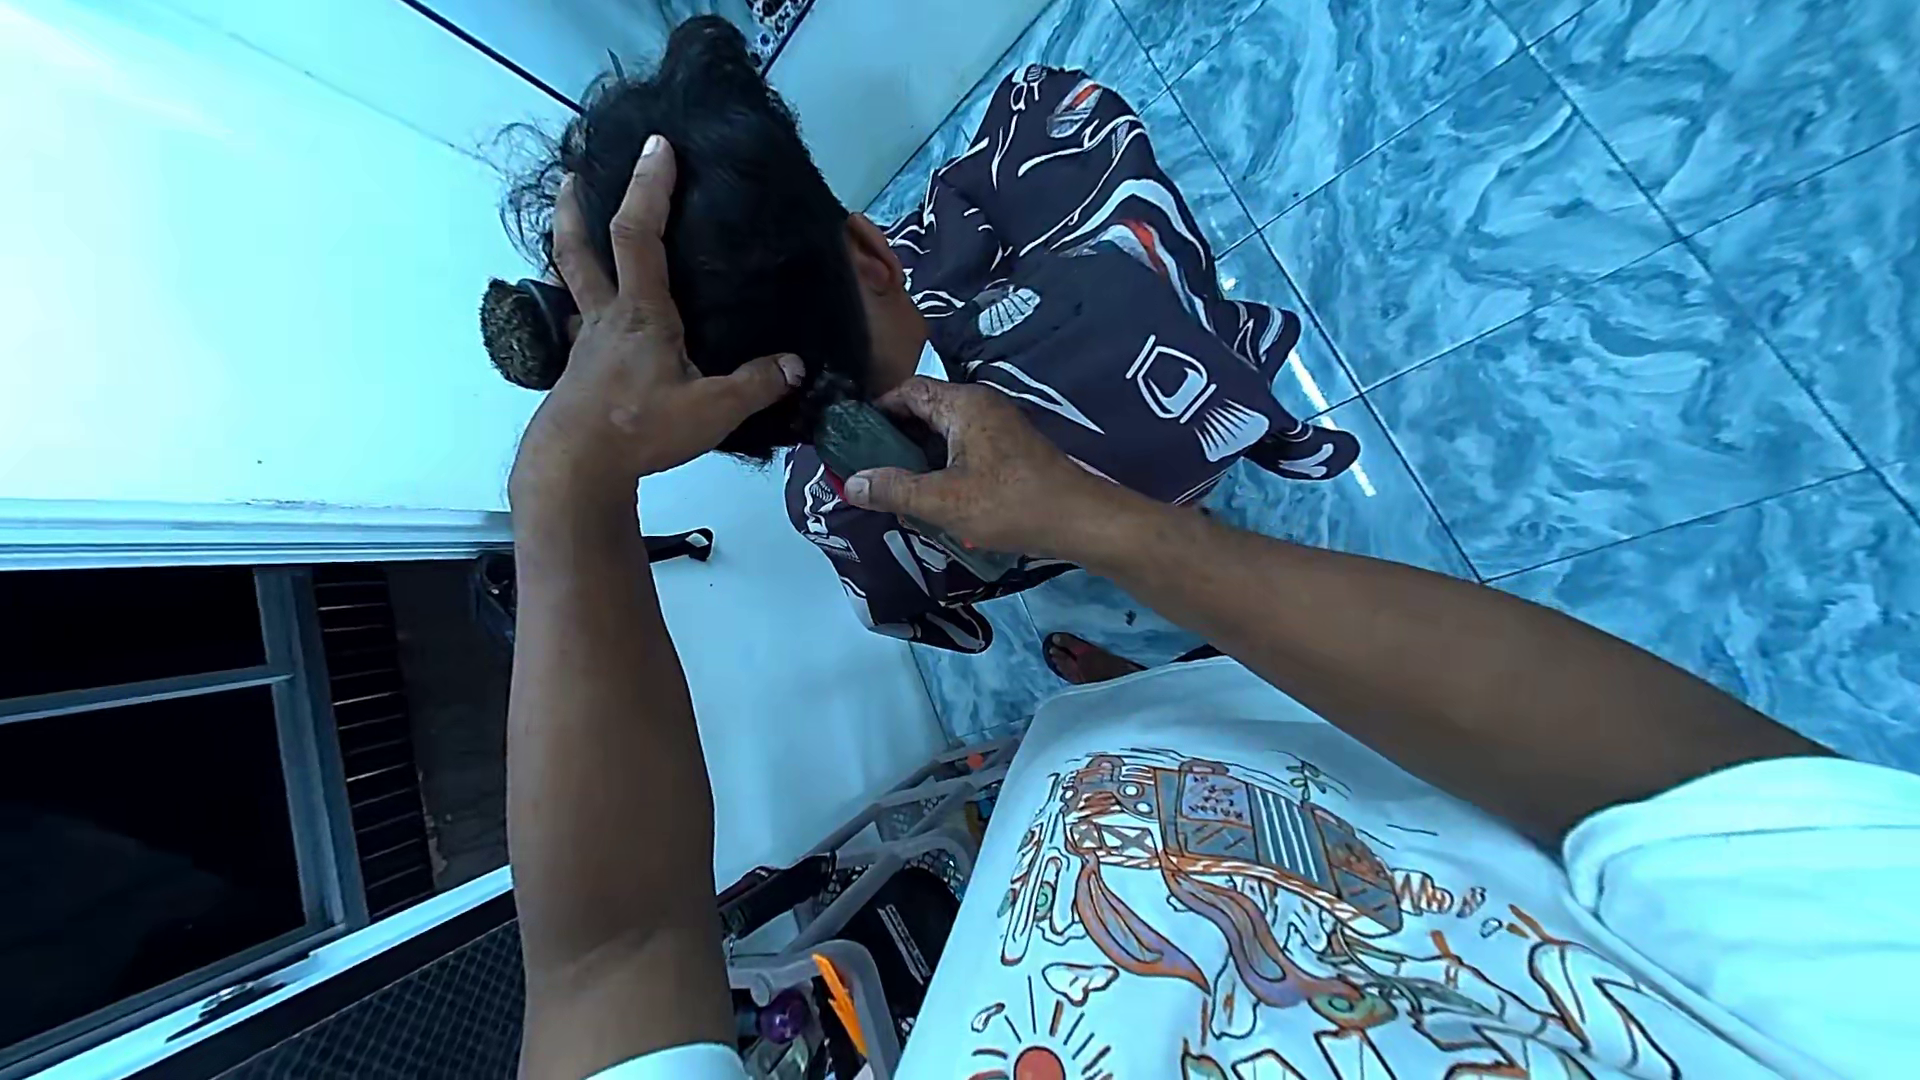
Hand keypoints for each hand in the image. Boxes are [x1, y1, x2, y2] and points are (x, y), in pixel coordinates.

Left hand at [509, 136, 802, 504]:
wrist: (577, 466)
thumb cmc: (642, 428)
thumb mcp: (714, 409)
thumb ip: (757, 385)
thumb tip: (796, 366)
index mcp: (642, 316)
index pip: (641, 237)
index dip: (649, 189)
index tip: (658, 147)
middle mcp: (607, 320)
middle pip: (582, 251)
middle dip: (579, 207)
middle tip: (574, 174)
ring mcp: (587, 347)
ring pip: (576, 287)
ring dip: (572, 252)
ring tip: (577, 235)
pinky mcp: (581, 375)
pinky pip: (583, 329)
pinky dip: (586, 312)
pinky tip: (600, 329)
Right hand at [841, 378, 1139, 557]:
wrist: (1079, 520)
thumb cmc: (1010, 504)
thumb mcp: (944, 500)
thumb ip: (895, 489)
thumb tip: (851, 483)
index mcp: (963, 404)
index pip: (908, 390)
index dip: (878, 409)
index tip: (855, 437)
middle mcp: (981, 405)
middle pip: (926, 409)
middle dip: (896, 436)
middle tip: (870, 466)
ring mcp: (999, 426)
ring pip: (945, 432)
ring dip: (920, 454)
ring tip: (895, 483)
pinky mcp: (1010, 449)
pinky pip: (965, 447)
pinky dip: (943, 464)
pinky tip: (933, 492)